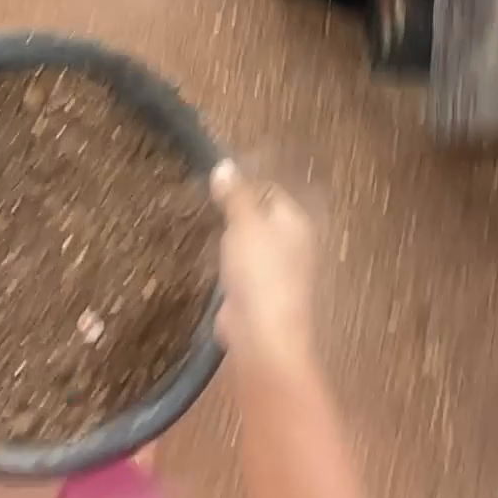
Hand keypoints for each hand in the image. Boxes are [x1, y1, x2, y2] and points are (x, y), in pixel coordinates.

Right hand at [209, 160, 316, 370]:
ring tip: (203, 227)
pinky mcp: (259, 292)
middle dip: (234, 211)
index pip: (270, 190)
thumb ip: (234, 194)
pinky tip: (208, 260)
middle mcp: (291, 244)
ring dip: (229, 238)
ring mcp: (276, 271)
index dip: (244, 184)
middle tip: (205, 204)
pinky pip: (241, 267)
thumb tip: (225, 164)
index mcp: (295, 223)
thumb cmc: (259, 270)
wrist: (262, 333)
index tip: (214, 183)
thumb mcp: (243, 222)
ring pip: (249, 242)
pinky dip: (227, 262)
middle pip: (260, 216)